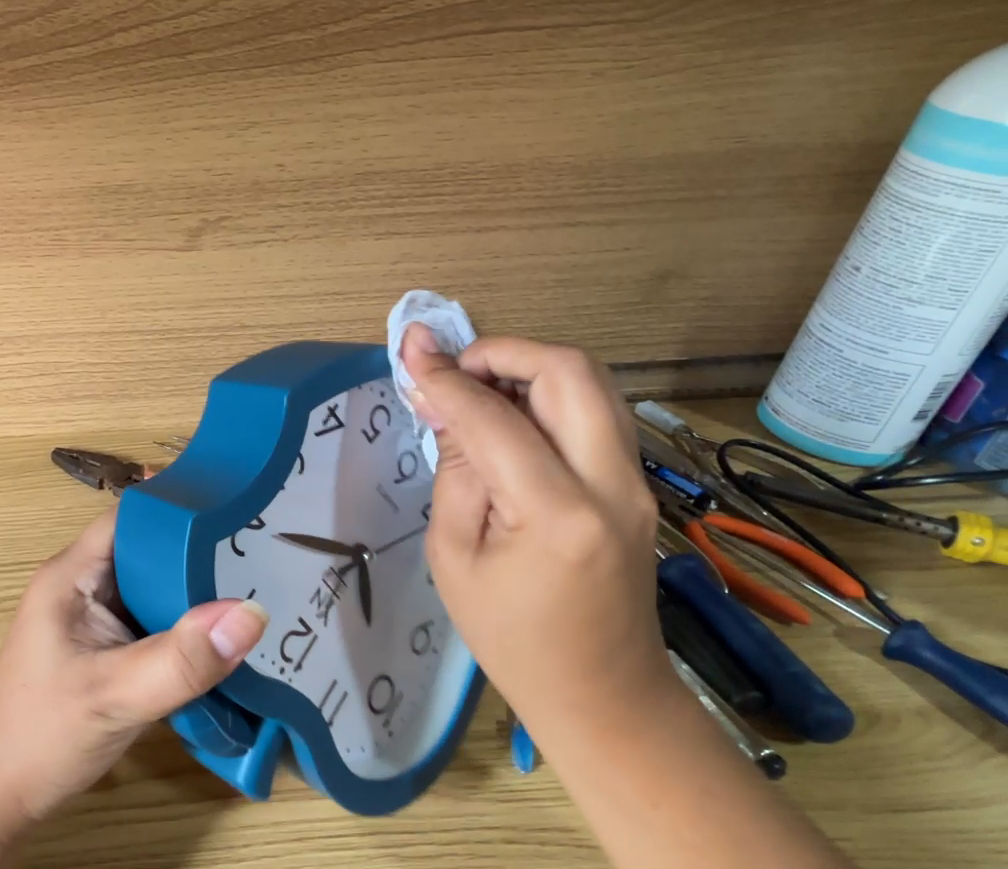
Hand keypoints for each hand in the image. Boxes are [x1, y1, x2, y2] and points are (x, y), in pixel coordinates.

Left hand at [0, 506, 268, 822]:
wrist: (1, 796)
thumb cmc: (43, 735)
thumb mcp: (116, 694)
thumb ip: (182, 659)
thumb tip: (253, 613)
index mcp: (69, 575)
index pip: (128, 518)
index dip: (177, 508)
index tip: (235, 507)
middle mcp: (81, 586)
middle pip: (146, 551)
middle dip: (198, 551)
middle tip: (263, 550)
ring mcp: (93, 620)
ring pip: (152, 588)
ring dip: (195, 592)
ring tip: (260, 586)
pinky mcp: (105, 650)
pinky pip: (153, 622)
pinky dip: (185, 627)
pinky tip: (226, 638)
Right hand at [402, 327, 672, 734]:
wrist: (604, 693)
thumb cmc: (511, 636)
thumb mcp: (453, 555)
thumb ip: (454, 469)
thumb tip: (441, 400)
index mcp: (557, 513)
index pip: (494, 416)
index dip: (445, 376)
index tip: (409, 351)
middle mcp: (611, 484)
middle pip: (570, 370)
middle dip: (503, 351)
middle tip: (454, 371)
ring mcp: (634, 481)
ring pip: (590, 381)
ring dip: (527, 367)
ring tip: (474, 390)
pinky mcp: (635, 484)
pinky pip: (592, 411)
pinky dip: (545, 393)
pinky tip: (505, 418)